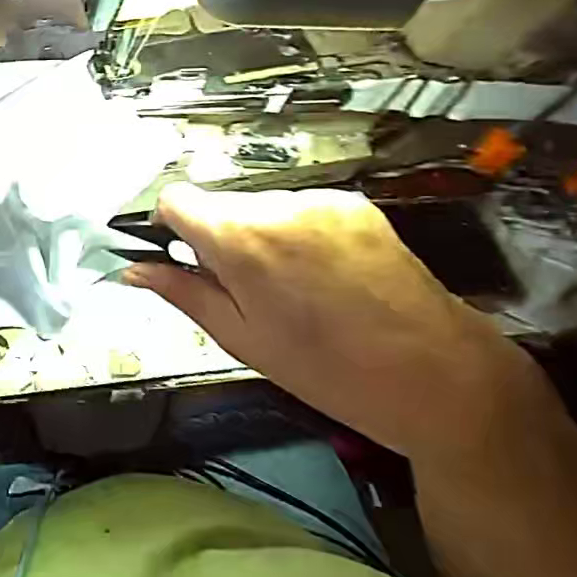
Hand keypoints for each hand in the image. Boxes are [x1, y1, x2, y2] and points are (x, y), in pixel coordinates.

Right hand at [122, 184, 543, 464]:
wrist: (443, 378)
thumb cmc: (330, 370)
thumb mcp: (240, 338)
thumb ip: (181, 292)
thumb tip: (132, 271)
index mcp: (242, 239)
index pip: (175, 198)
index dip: (169, 228)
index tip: (182, 258)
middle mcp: (279, 206)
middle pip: (217, 204)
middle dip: (216, 238)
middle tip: (242, 289)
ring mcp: (322, 201)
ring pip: (256, 206)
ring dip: (255, 235)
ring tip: (289, 287)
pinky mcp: (354, 205)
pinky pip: (297, 209)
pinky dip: (292, 233)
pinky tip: (318, 275)